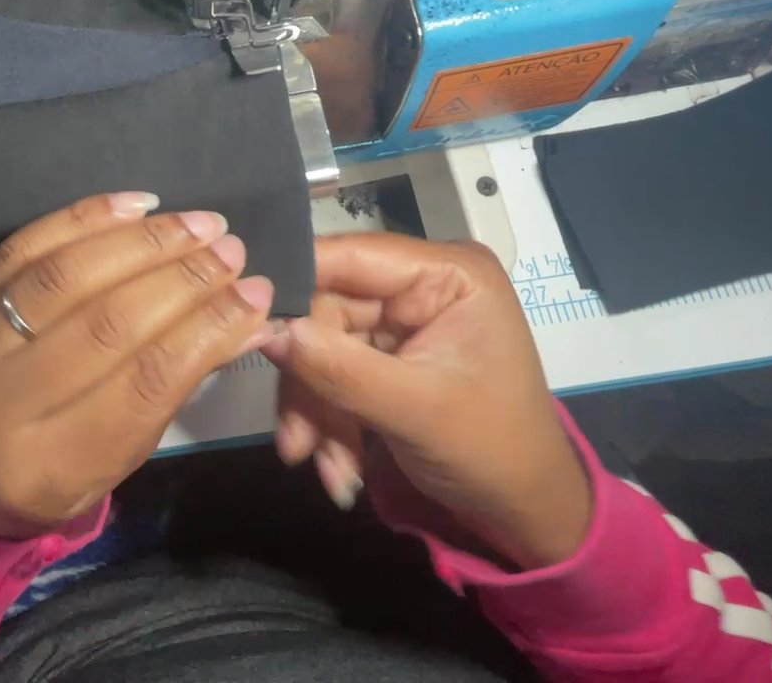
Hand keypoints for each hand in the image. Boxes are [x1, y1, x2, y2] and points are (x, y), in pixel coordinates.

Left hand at [0, 192, 275, 538]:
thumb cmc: (56, 474)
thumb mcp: (122, 454)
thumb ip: (178, 384)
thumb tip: (248, 315)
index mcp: (50, 466)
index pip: (144, 385)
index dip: (206, 332)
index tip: (253, 293)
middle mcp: (3, 404)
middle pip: (106, 325)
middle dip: (181, 280)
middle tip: (230, 250)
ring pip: (66, 277)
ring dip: (142, 243)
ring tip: (197, 225)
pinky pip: (26, 244)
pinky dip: (87, 218)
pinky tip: (137, 205)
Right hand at [262, 234, 590, 569]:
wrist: (525, 512)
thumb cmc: (493, 452)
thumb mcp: (417, 411)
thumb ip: (341, 369)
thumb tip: (271, 333)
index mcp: (447, 273)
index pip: (351, 258)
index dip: (295, 284)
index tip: (246, 322)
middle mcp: (418, 283)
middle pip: (327, 309)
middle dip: (309, 379)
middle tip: (295, 441)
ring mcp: (399, 318)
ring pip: (320, 344)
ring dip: (313, 407)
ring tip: (316, 463)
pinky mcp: (383, 352)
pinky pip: (331, 369)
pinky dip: (326, 415)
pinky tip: (334, 464)